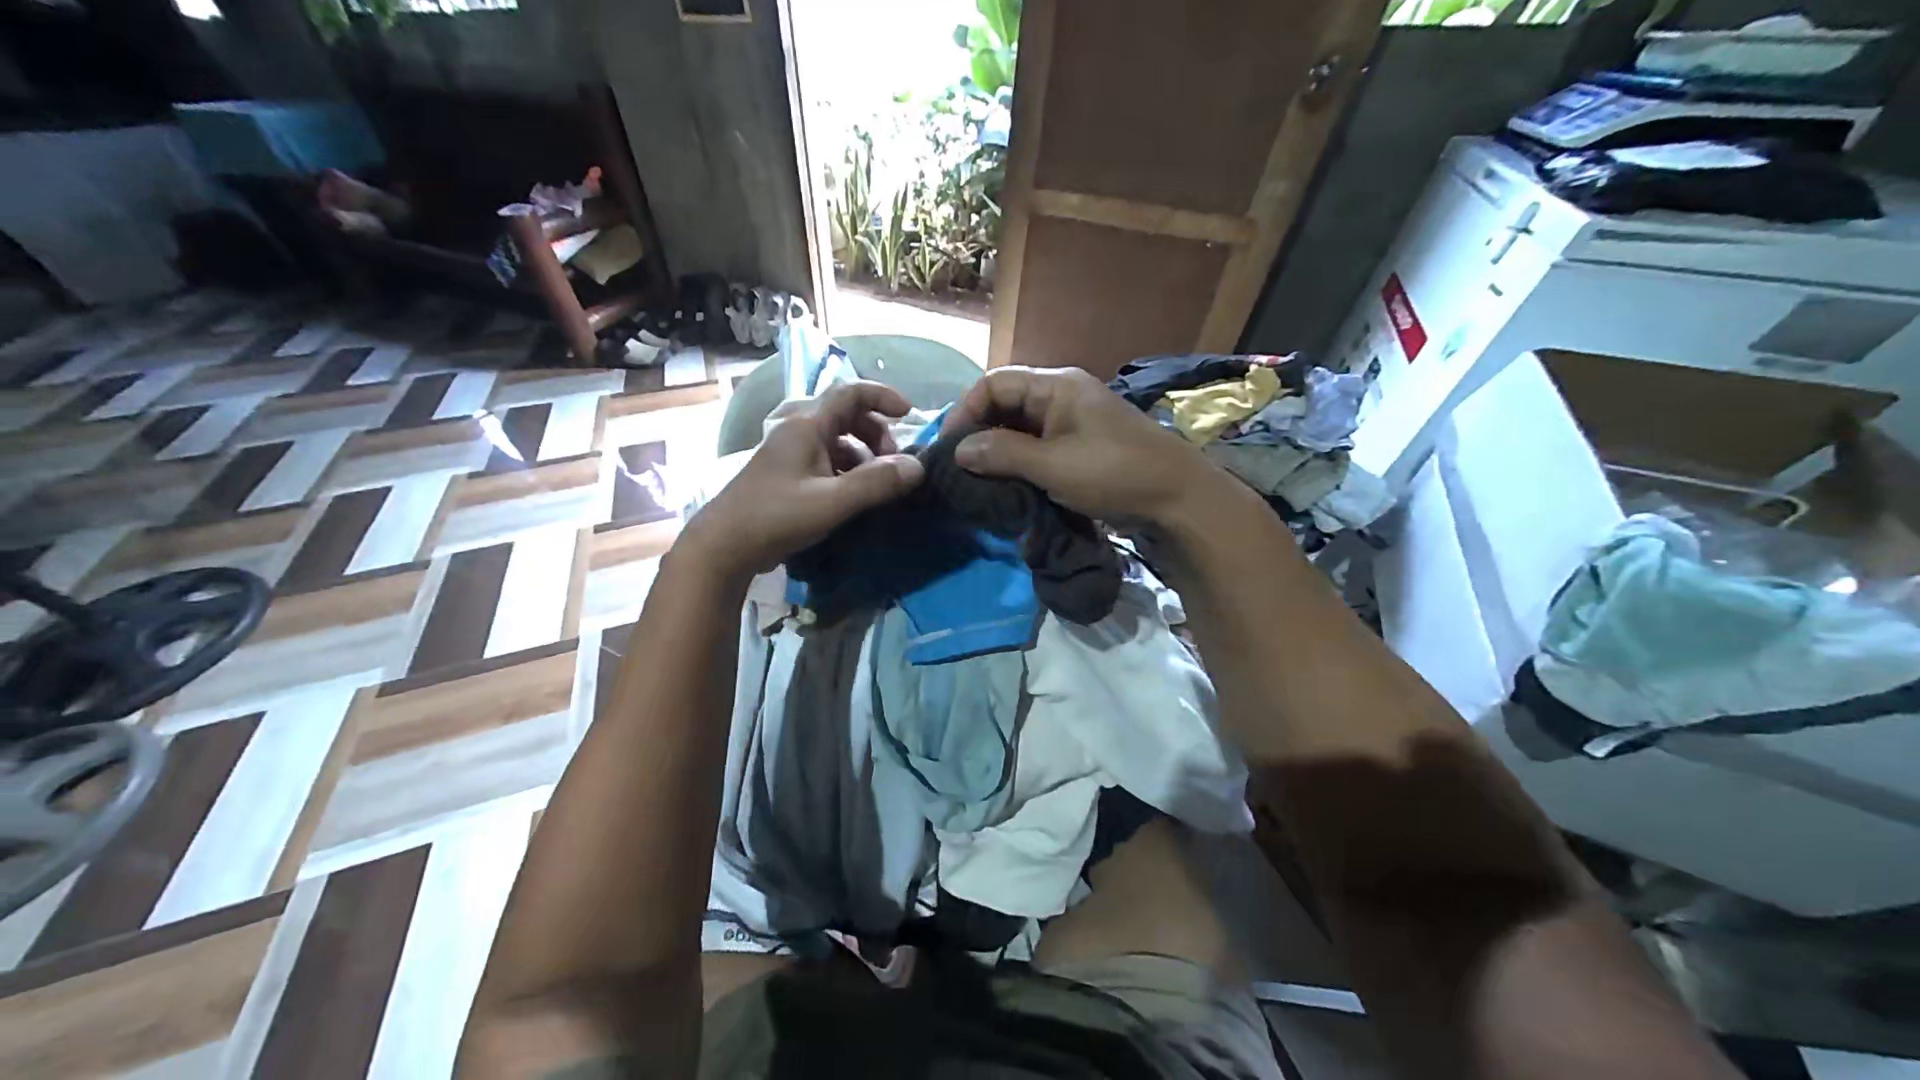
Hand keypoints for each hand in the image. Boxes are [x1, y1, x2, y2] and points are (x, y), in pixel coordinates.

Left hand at [681, 381, 925, 578]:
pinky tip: (853, 497)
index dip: (883, 396)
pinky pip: (826, 461)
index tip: (910, 415)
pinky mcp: (787, 476)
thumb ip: (877, 483)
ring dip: (863, 455)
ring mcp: (790, 454)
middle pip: (847, 416)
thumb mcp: (833, 500)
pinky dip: (847, 471)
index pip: (852, 392)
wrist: (724, 545)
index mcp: (807, 425)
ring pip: (837, 440)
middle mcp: (798, 431)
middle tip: (893, 463)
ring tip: (876, 485)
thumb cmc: (777, 516)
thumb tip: (917, 467)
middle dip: (877, 433)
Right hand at [948, 366, 1227, 524]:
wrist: (1178, 498)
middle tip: (959, 468)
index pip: (995, 383)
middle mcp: (1062, 396)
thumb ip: (1003, 454)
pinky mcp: (1081, 447)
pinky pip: (1039, 447)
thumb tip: (959, 450)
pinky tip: (1007, 485)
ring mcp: (1073, 423)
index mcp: (1056, 386)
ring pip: (1021, 429)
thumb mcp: (1053, 465)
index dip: (966, 411)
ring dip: (998, 452)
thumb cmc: (1114, 473)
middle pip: (1006, 405)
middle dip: (979, 433)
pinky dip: (1019, 463)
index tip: (949, 447)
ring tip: (978, 480)